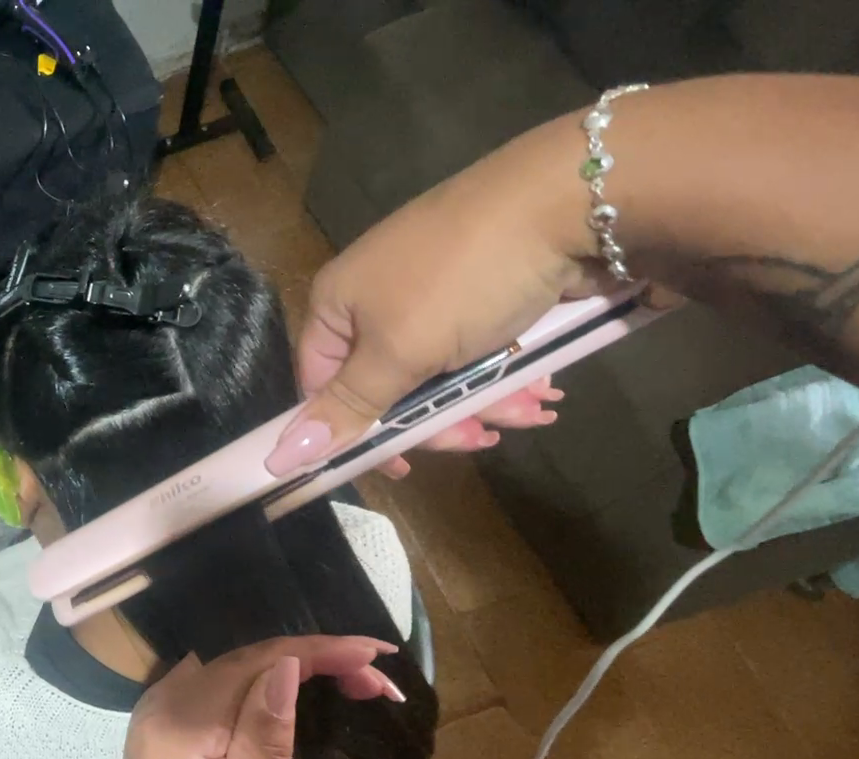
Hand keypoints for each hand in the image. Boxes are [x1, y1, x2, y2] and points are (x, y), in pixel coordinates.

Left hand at [86, 636, 402, 758]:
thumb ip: (265, 739)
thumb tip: (287, 667)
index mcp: (185, 717)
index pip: (259, 660)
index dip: (320, 651)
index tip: (377, 654)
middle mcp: (167, 696)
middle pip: (251, 660)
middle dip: (317, 662)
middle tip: (378, 686)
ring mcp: (163, 703)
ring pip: (241, 672)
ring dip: (294, 680)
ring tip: (351, 693)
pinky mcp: (168, 717)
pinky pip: (225, 691)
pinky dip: (265, 700)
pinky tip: (291, 724)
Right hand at [270, 125, 606, 478]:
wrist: (577, 196)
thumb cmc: (464, 278)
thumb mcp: (398, 353)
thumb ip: (345, 408)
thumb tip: (281, 457)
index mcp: (337, 304)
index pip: (320, 384)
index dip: (350, 430)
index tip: (396, 464)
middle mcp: (376, 298)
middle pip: (385, 386)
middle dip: (435, 418)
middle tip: (479, 439)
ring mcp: (433, 291)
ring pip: (439, 373)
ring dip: (482, 402)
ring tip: (533, 411)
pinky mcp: (485, 288)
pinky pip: (478, 350)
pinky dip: (505, 375)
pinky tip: (540, 388)